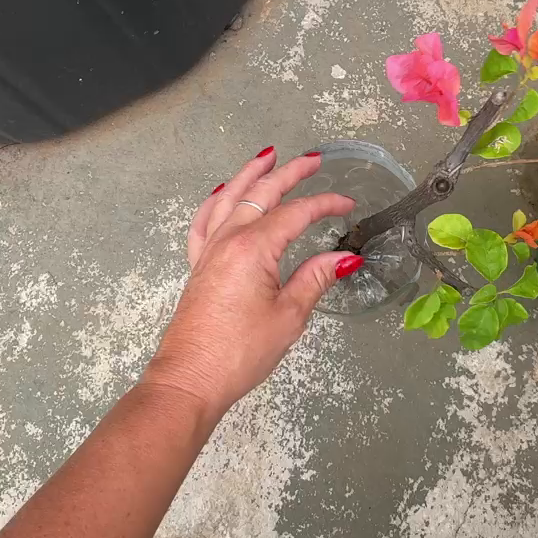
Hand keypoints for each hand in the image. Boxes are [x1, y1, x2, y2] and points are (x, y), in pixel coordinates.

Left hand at [141, 148, 361, 416]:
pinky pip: (205, 220)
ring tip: (267, 157)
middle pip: (261, 194)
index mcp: (254, 248)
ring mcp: (209, 250)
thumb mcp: (289, 316)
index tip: (348, 205)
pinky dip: (216, 201)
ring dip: (250, 175)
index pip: (296, 214)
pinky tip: (222, 193)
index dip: (325, 205)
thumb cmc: (241, 351)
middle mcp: (229, 239)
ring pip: (229, 198)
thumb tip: (346, 257)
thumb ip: (316, 278)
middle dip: (289, 173)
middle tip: (313, 159)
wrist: (189, 381)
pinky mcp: (198, 265)